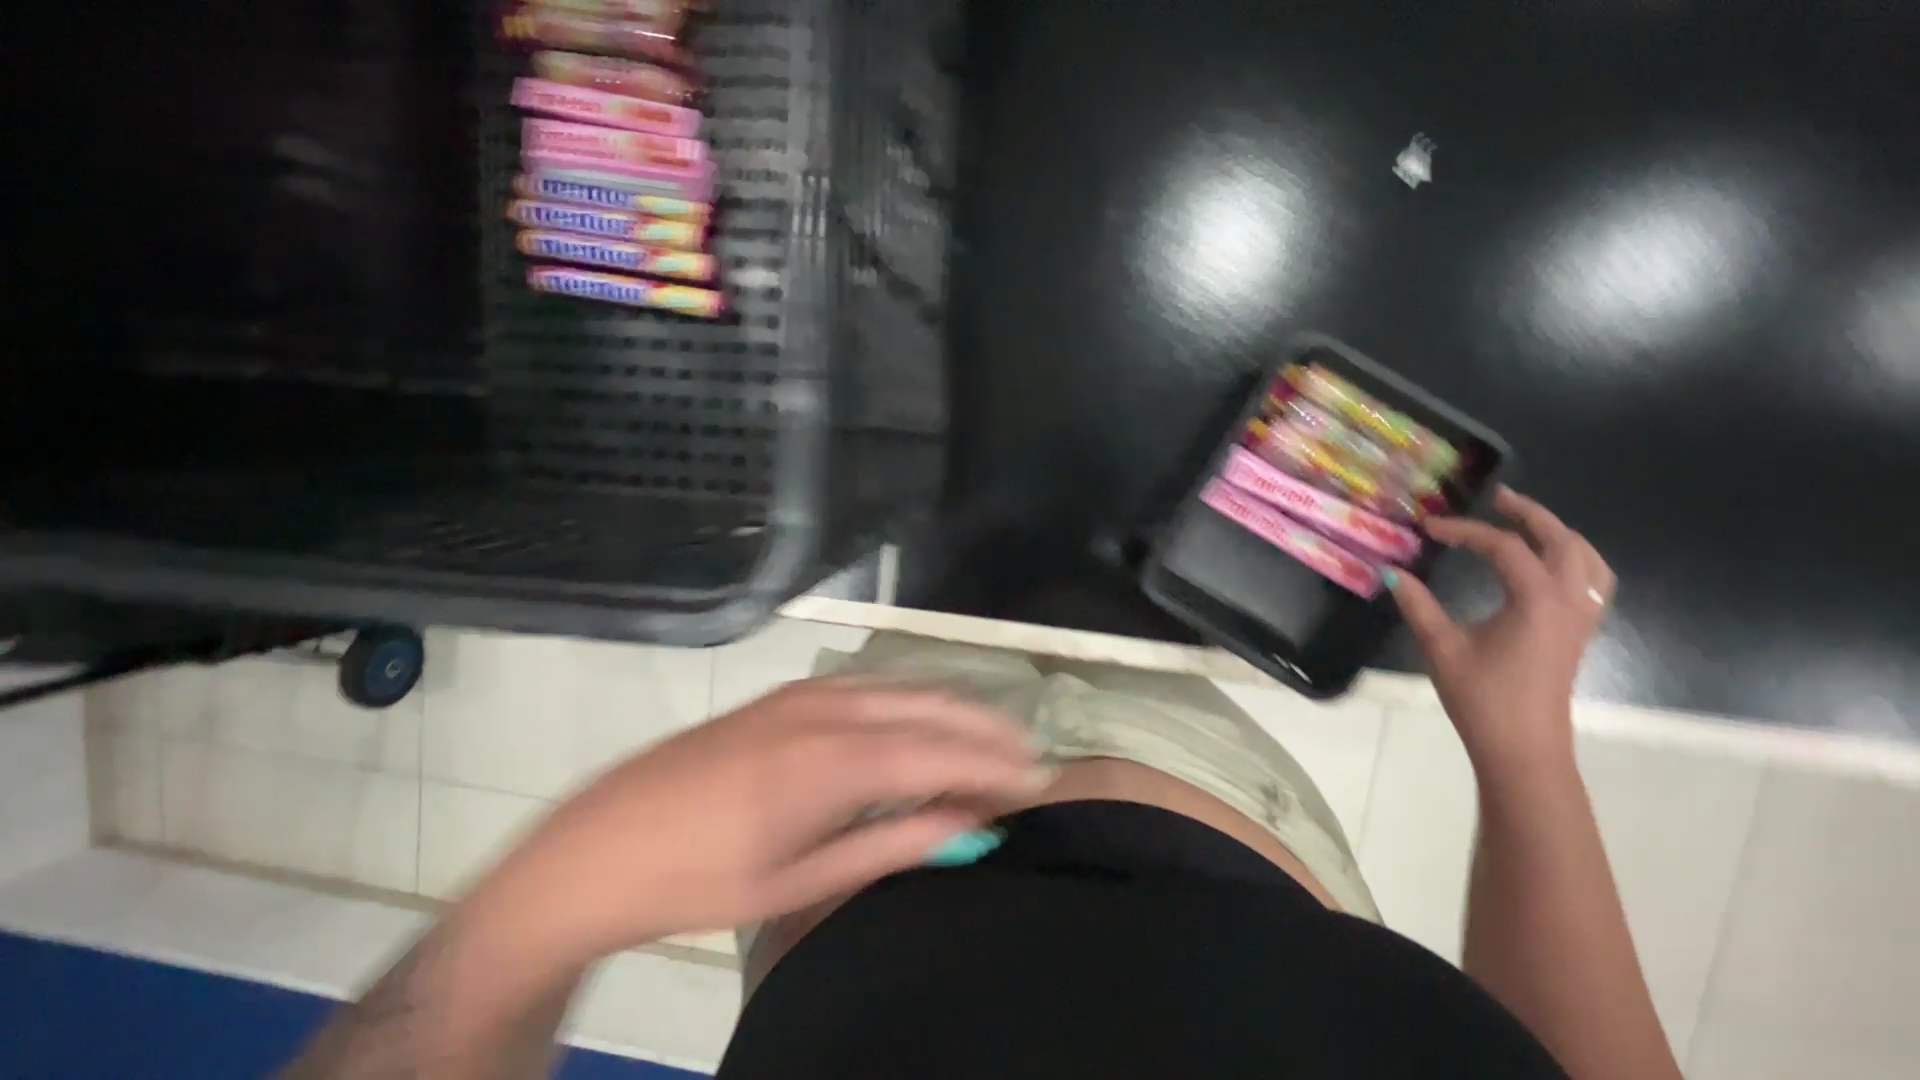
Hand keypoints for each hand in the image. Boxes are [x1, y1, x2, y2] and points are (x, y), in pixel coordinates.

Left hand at [477, 678, 1049, 959]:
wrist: (600, 847)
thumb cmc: (702, 879)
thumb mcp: (801, 879)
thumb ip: (891, 843)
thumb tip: (968, 823)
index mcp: (830, 760)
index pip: (938, 752)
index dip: (993, 765)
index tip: (1039, 780)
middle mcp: (823, 709)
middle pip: (926, 706)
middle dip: (984, 726)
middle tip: (1031, 752)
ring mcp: (798, 695)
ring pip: (899, 687)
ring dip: (951, 706)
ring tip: (993, 732)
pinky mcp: (781, 697)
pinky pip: (867, 685)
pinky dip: (910, 699)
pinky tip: (923, 717)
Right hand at [1386, 487, 1614, 770]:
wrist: (1522, 747)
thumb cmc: (1482, 697)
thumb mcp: (1441, 647)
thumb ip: (1417, 605)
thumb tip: (1392, 572)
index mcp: (1536, 598)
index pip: (1504, 546)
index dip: (1465, 530)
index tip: (1429, 528)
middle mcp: (1567, 599)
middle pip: (1560, 539)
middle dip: (1528, 514)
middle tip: (1497, 498)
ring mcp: (1580, 616)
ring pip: (1586, 558)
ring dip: (1559, 533)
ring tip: (1528, 523)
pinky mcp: (1580, 632)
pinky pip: (1593, 581)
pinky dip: (1576, 560)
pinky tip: (1550, 566)